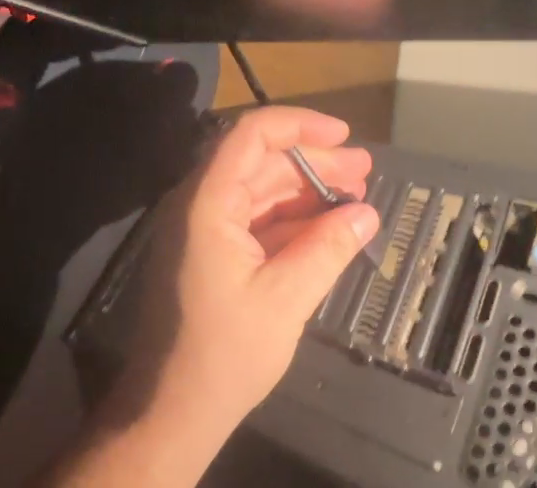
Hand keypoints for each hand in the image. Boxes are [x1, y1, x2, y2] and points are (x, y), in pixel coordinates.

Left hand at [43, 107, 377, 486]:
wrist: (169, 409)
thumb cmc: (223, 353)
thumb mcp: (284, 300)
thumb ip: (326, 250)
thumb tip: (366, 213)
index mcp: (207, 202)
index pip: (250, 135)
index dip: (298, 126)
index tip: (343, 135)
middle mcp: (201, 204)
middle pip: (259, 162)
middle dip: (313, 162)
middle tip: (364, 172)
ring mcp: (204, 229)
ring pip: (260, 192)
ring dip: (306, 192)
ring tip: (356, 197)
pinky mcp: (211, 254)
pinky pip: (255, 222)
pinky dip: (292, 222)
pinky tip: (328, 229)